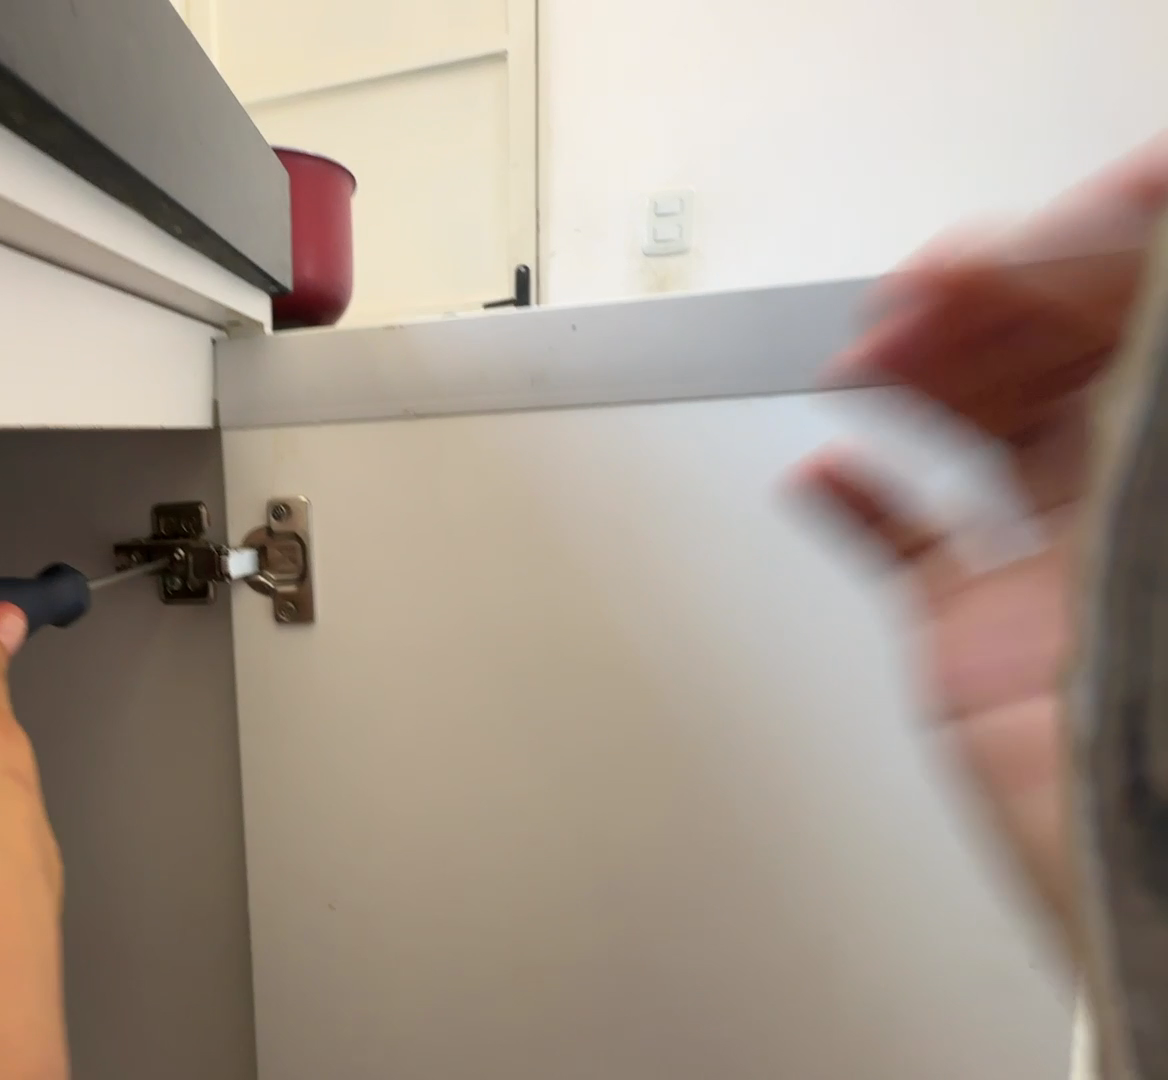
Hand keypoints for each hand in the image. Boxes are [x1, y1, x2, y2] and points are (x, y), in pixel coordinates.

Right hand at [795, 132, 1167, 954]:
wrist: (1140, 906)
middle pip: (1080, 359)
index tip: (1083, 199)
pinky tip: (825, 473)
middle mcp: (1152, 509)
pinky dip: (854, 501)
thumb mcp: (1151, 548)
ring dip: (916, 379)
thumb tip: (1139, 255)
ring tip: (867, 353)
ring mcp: (1062, 568)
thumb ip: (1135, 427)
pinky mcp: (974, 625)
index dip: (1130, 249)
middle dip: (998, 303)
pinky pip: (904, 540)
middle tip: (928, 279)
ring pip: (983, 429)